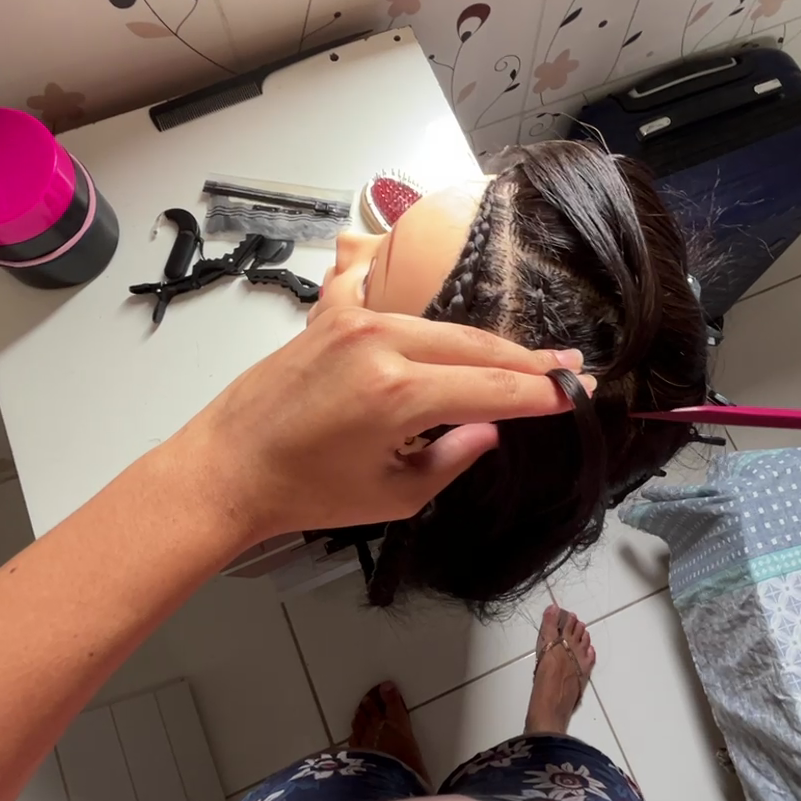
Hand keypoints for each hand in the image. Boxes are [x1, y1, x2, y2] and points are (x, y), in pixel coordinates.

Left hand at [163, 306, 592, 543]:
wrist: (226, 468)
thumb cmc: (306, 494)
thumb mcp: (393, 497)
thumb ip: (454, 459)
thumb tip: (492, 428)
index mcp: (398, 396)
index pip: (492, 388)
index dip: (539, 393)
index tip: (575, 391)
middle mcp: (380, 344)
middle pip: (477, 345)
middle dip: (527, 359)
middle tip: (569, 365)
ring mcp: (354, 321)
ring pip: (444, 325)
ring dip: (486, 343)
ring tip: (524, 356)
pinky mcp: (332, 316)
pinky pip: (394, 303)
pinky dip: (429, 315)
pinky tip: (448, 310)